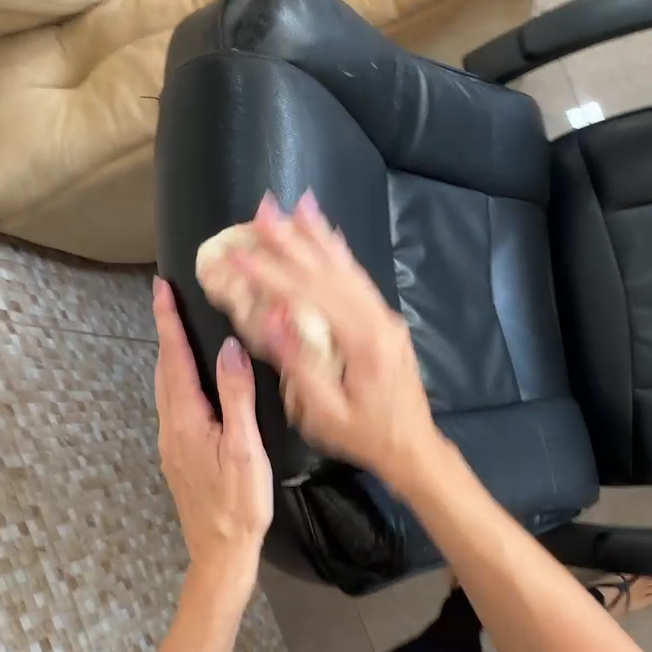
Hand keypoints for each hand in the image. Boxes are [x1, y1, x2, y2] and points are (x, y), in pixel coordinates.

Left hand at [152, 277, 272, 587]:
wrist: (220, 551)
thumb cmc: (239, 503)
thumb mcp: (245, 448)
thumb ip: (236, 397)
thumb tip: (228, 349)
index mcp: (187, 419)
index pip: (174, 358)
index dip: (168, 321)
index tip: (161, 288)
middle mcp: (171, 427)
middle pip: (164, 368)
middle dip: (165, 330)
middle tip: (168, 298)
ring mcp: (171, 442)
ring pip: (166, 386)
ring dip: (170, 354)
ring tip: (179, 329)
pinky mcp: (178, 455)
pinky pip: (173, 403)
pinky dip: (177, 377)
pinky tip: (192, 380)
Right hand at [231, 192, 447, 490]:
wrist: (413, 446)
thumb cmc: (365, 436)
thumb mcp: (325, 413)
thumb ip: (299, 365)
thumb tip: (271, 320)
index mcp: (360, 341)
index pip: (306, 295)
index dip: (269, 272)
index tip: (238, 253)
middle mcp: (376, 320)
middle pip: (327, 271)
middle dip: (292, 239)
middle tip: (263, 209)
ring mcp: (385, 317)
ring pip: (346, 267)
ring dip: (318, 236)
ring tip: (296, 205)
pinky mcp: (386, 321)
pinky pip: (359, 278)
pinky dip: (341, 253)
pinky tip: (330, 235)